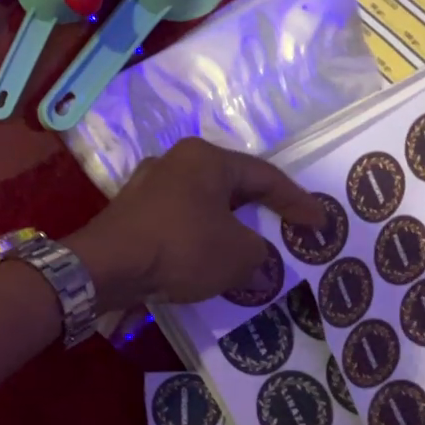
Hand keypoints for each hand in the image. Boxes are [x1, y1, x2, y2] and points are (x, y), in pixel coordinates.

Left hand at [63, 138, 322, 312]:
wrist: (105, 266)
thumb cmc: (181, 248)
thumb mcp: (240, 255)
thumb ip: (260, 254)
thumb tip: (253, 262)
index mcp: (203, 158)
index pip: (264, 176)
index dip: (297, 202)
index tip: (319, 224)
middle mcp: (172, 162)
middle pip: (229, 187)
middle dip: (258, 212)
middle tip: (286, 232)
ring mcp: (145, 186)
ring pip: (201, 205)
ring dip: (225, 228)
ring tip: (250, 251)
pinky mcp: (129, 212)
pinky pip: (177, 222)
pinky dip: (197, 238)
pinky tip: (209, 260)